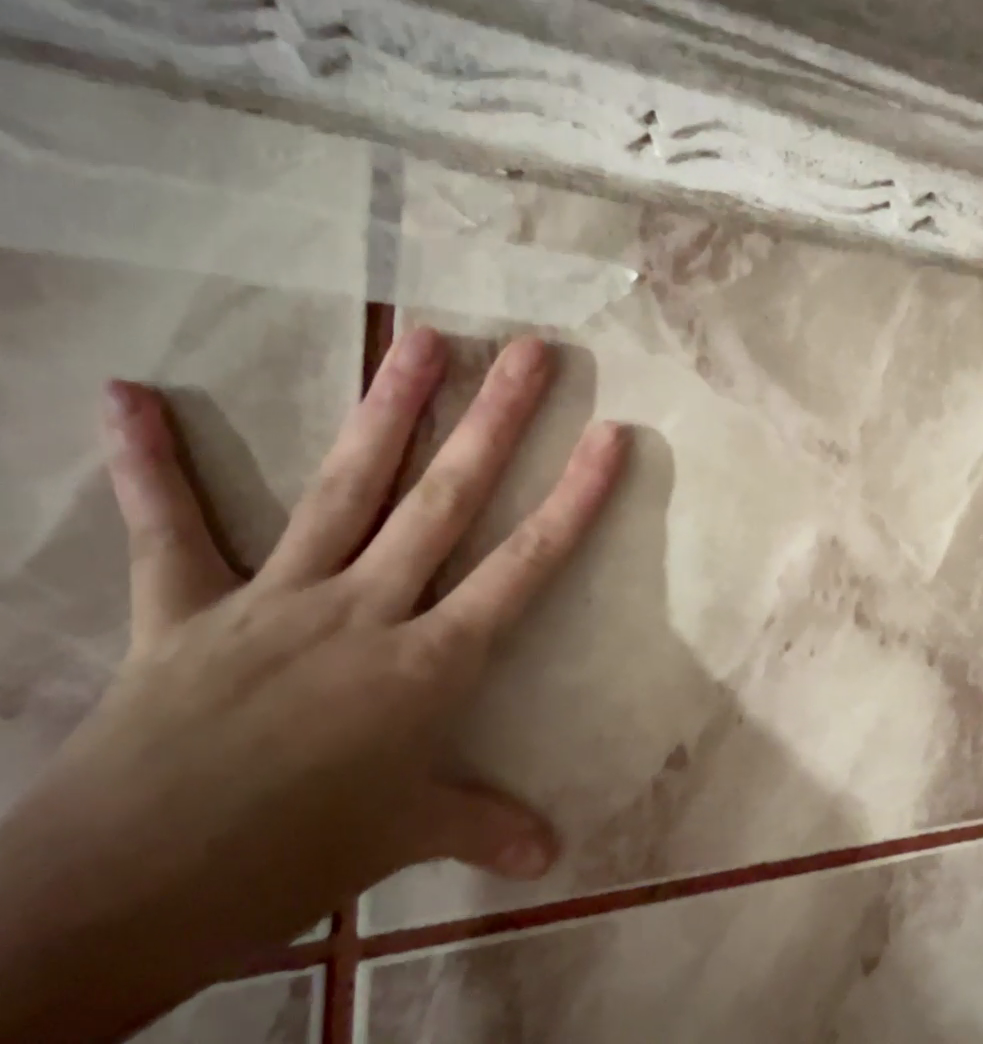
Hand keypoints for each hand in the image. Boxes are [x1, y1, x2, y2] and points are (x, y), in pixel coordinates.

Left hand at [0, 328, 625, 1041]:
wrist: (121, 895)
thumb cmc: (292, 859)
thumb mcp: (405, 838)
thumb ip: (485, 826)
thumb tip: (552, 856)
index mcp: (430, 663)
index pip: (525, 565)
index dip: (575, 498)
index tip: (610, 435)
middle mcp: (366, 611)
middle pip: (444, 501)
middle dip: (496, 421)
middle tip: (528, 349)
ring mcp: (275, 600)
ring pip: (345, 490)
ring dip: (388, 410)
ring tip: (421, 338)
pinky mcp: (188, 610)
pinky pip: (170, 529)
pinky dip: (150, 464)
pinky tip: (129, 394)